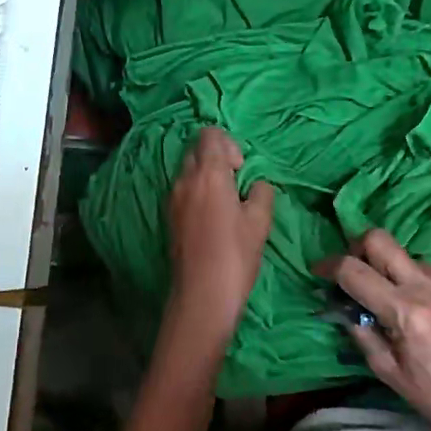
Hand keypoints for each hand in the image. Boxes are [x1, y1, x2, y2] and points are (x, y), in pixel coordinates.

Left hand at [167, 128, 275, 332]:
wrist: (202, 295)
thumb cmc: (235, 254)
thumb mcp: (260, 221)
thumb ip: (260, 192)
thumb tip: (255, 185)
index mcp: (208, 173)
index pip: (210, 135)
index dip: (229, 144)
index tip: (241, 169)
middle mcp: (185, 179)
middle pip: (197, 150)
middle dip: (217, 157)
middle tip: (236, 183)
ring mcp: (173, 198)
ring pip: (188, 170)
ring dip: (206, 175)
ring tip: (226, 202)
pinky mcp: (169, 217)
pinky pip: (183, 190)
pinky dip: (197, 192)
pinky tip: (213, 217)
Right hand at [318, 230, 430, 430]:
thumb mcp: (386, 370)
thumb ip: (360, 330)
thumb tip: (341, 304)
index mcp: (405, 312)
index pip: (354, 270)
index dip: (329, 266)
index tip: (319, 271)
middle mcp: (428, 287)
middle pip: (379, 239)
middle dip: (357, 248)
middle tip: (353, 272)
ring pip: (405, 255)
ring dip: (389, 268)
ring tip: (392, 299)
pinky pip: (429, 270)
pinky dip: (415, 281)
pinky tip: (422, 308)